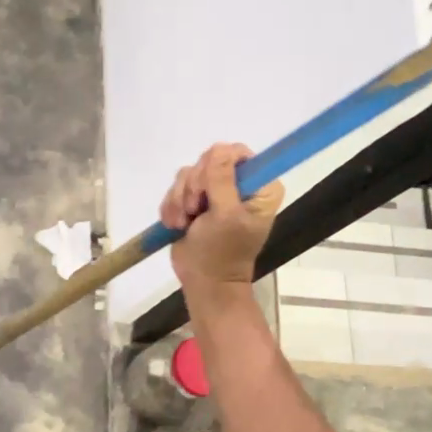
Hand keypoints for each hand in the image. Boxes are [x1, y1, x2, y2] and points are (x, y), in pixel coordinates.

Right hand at [160, 143, 283, 293]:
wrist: (204, 283)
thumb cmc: (222, 253)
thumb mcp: (226, 215)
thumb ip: (222, 179)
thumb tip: (218, 148)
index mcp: (260, 187)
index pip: (236, 153)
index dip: (215, 167)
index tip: (207, 191)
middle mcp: (240, 185)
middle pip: (208, 159)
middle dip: (194, 186)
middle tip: (195, 210)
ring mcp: (215, 192)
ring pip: (188, 173)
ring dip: (180, 199)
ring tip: (184, 223)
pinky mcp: (194, 201)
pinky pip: (176, 188)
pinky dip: (172, 207)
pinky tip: (177, 225)